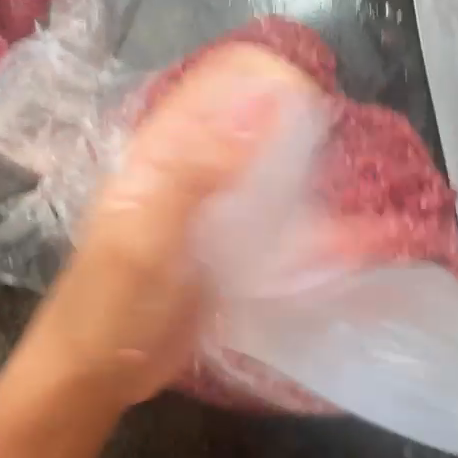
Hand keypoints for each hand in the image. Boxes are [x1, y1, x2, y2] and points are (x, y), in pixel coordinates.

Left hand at [19, 44, 322, 407]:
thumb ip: (196, 170)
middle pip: (254, 129)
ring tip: (363, 205)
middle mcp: (188, 173)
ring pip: (271, 181)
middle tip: (348, 159)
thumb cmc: (109, 308)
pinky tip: (349, 247)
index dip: (269, 81)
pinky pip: (275, 233)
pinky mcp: (225, 256)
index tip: (318, 107)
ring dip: (313, 187)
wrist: (94, 375)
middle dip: (304, 136)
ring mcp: (209, 216)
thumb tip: (262, 98)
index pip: (219, 86)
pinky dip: (309, 237)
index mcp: (160, 154)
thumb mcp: (145, 237)